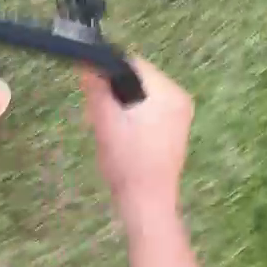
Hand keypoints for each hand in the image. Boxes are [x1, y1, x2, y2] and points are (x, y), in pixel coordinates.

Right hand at [79, 57, 193, 221]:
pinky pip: (145, 105)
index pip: (131, 63)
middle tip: (99, 113)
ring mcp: (179, 114)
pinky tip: (121, 133)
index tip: (92, 89)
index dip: (107, 71)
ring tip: (109, 126)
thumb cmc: (128, 163)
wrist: (147, 205)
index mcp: (168, 94)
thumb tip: (87, 62)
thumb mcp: (105, 121)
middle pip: (134, 77)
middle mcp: (179, 98)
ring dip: (119, 102)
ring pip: (137, 91)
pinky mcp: (173, 127)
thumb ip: (96, 87)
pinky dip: (129, 113)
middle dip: (113, 90)